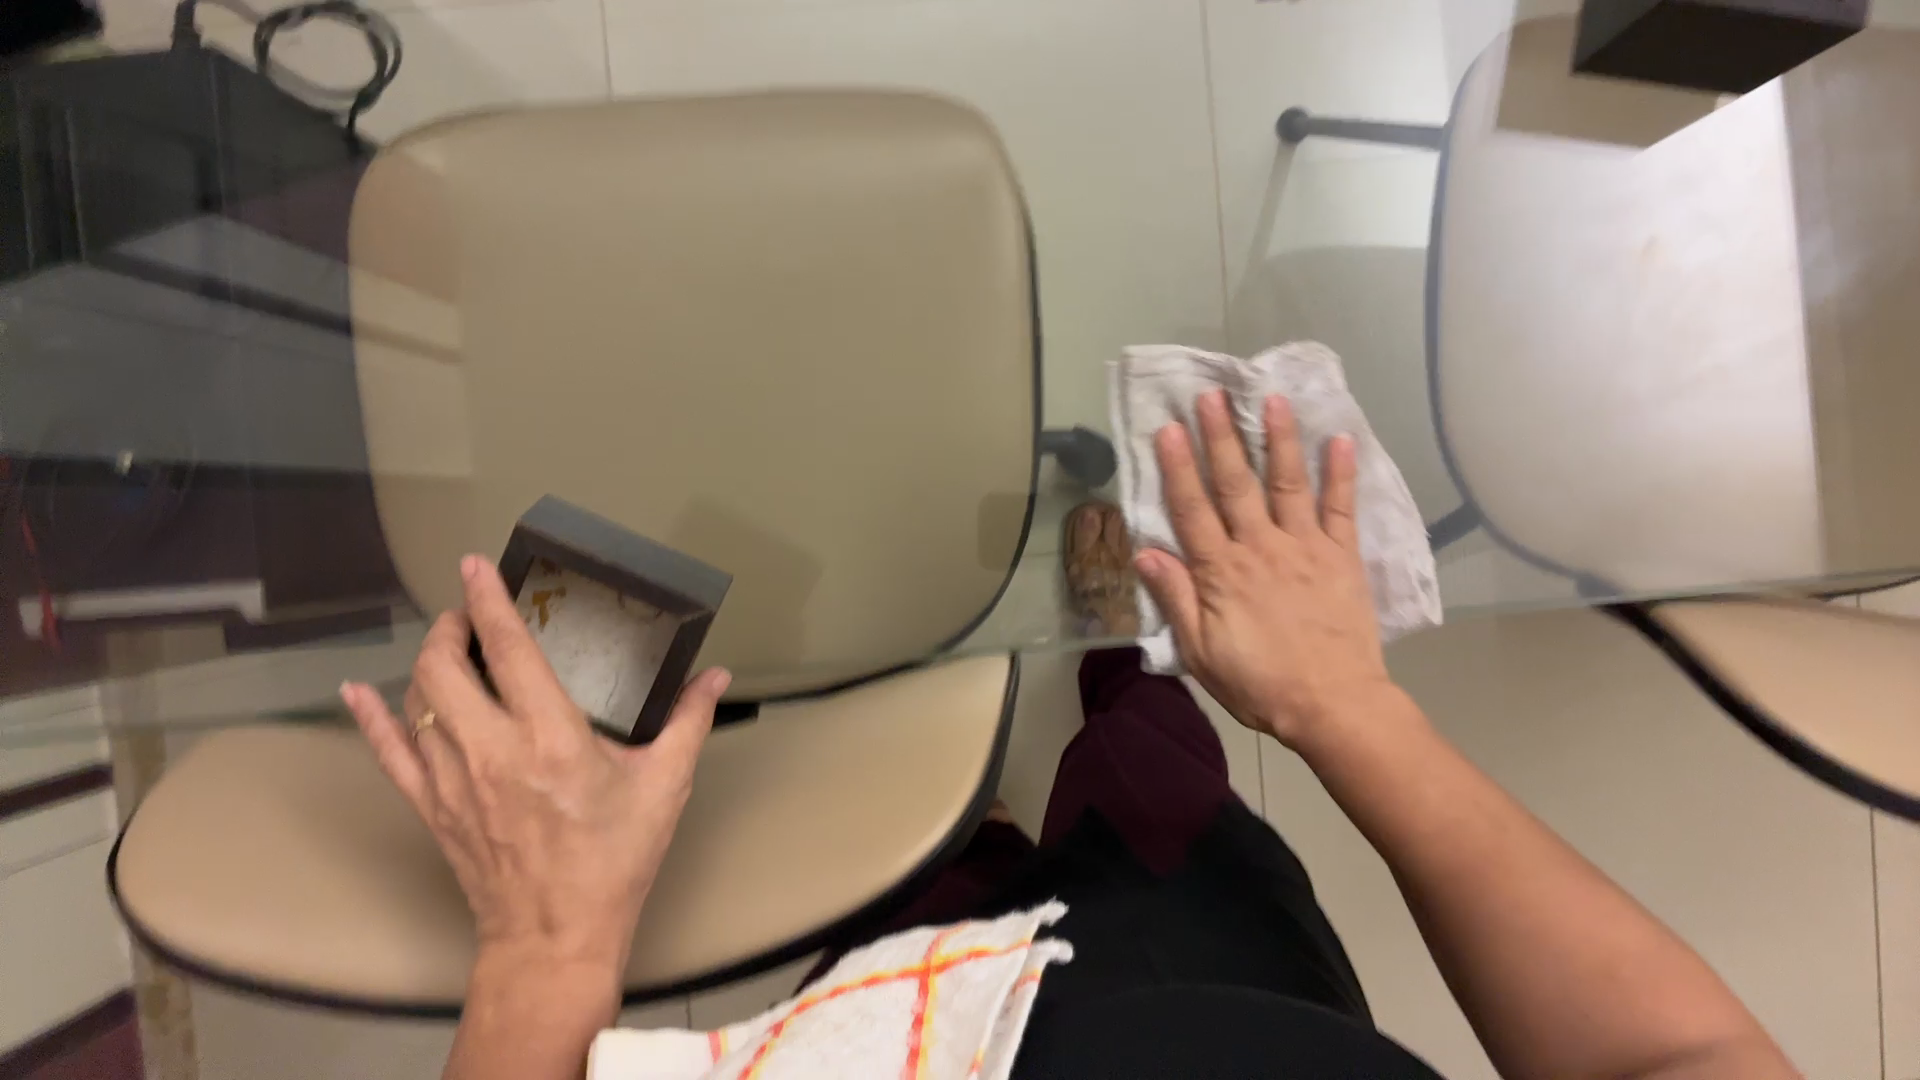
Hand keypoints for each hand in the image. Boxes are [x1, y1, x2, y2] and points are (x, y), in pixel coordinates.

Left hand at [339, 555, 729, 974]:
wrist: (556, 933)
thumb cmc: (616, 856)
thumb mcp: (665, 783)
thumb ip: (688, 720)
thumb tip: (717, 676)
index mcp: (552, 738)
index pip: (508, 652)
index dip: (488, 602)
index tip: (476, 566)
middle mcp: (491, 751)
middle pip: (442, 669)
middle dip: (450, 628)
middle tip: (470, 613)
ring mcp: (452, 781)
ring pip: (414, 703)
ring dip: (425, 662)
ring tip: (447, 644)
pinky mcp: (431, 808)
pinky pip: (387, 754)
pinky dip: (368, 719)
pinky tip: (355, 693)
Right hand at [1134, 389, 1393, 747]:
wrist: (1332, 705)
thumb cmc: (1258, 682)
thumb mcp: (1200, 651)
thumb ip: (1175, 598)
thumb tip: (1144, 553)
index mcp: (1221, 572)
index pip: (1192, 509)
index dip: (1177, 467)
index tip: (1167, 428)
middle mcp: (1260, 548)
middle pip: (1235, 485)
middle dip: (1220, 437)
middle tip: (1211, 395)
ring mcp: (1304, 547)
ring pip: (1286, 484)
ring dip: (1277, 440)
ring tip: (1271, 399)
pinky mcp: (1342, 556)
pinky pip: (1340, 508)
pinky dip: (1340, 473)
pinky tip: (1339, 439)